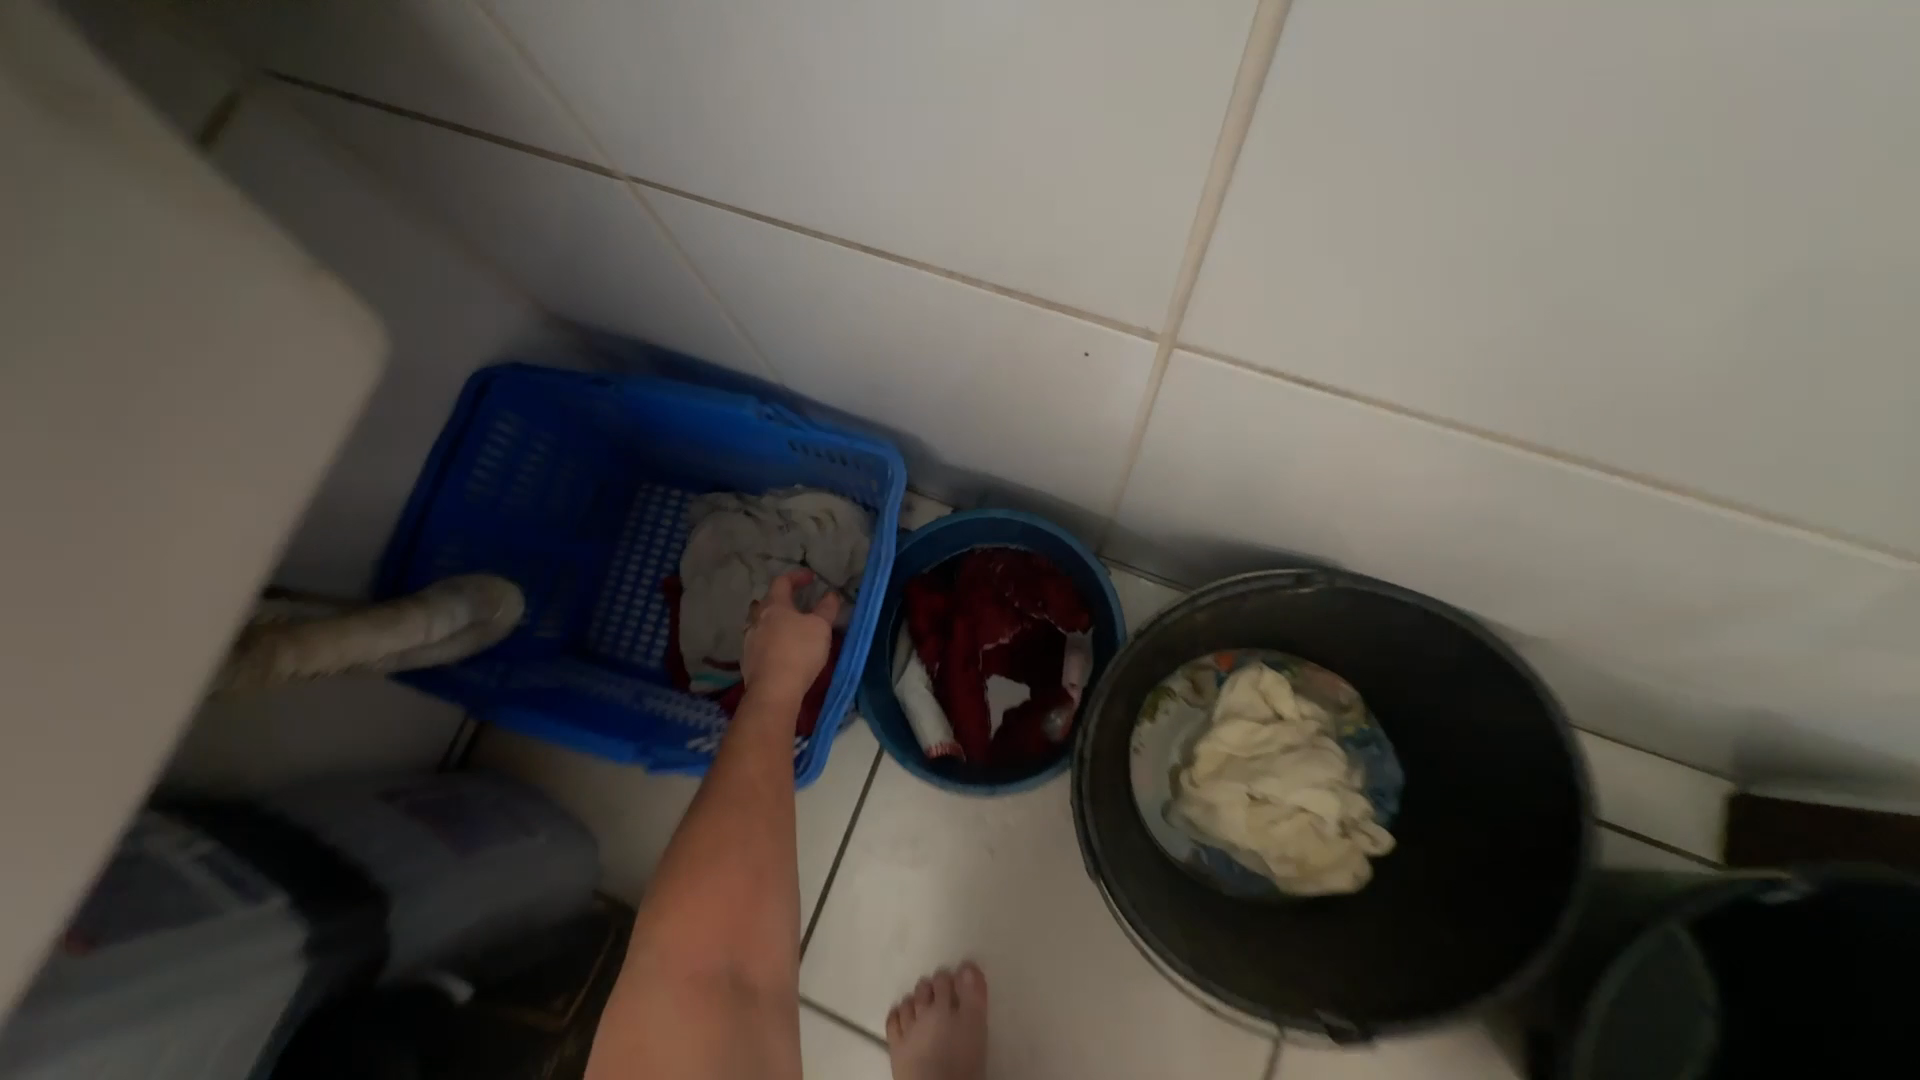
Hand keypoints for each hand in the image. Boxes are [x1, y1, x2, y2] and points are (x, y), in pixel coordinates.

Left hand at [741, 569, 841, 705]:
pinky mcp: (747, 661)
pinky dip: (767, 641)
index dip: (796, 577)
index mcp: (774, 606)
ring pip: (757, 623)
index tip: (810, 577)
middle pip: (763, 602)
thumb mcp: (821, 627)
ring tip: (785, 629)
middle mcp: (757, 619)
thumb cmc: (799, 651)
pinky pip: (757, 643)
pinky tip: (777, 650)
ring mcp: (749, 641)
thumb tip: (831, 594)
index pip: (782, 582)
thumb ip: (826, 608)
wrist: (774, 689)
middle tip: (792, 604)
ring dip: (770, 622)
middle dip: (777, 600)